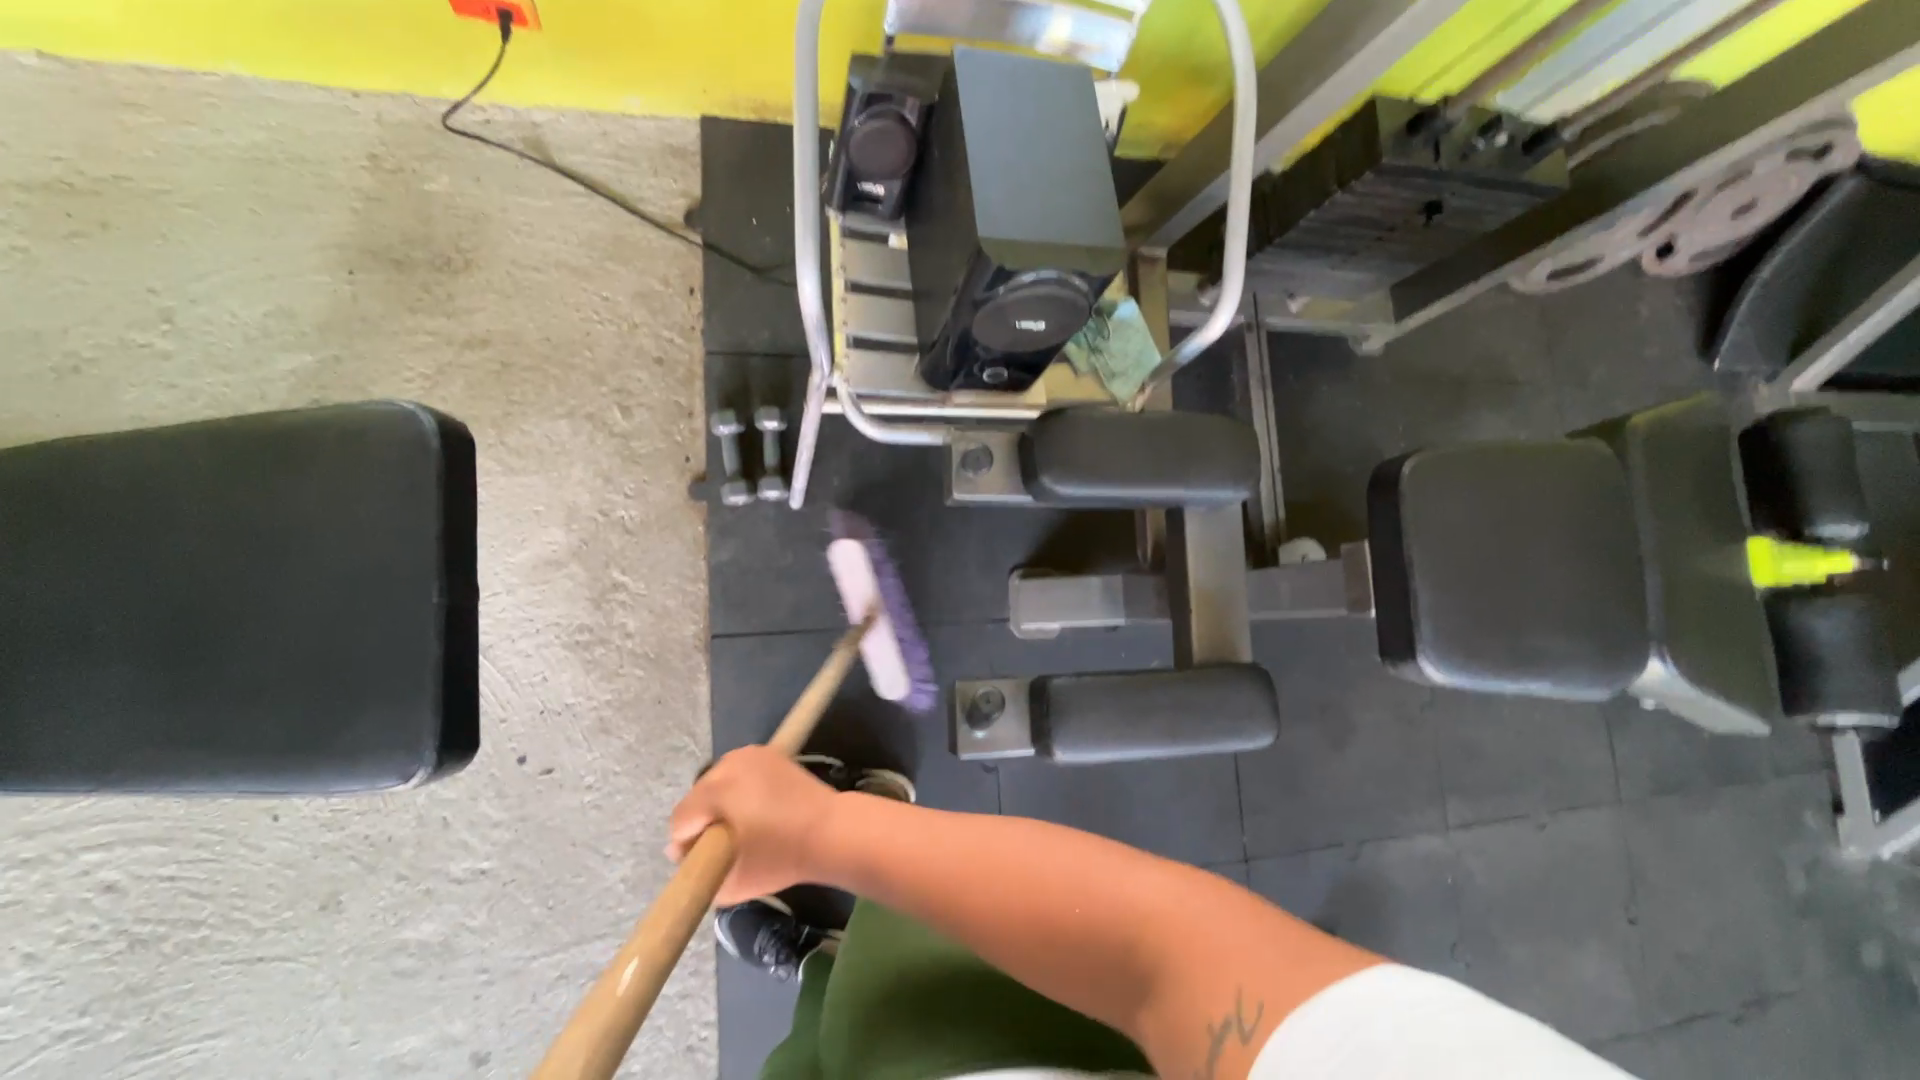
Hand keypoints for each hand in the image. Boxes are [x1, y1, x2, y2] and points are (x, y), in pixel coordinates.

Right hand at [666, 746, 840, 906]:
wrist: (830, 830)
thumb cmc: (781, 857)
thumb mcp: (734, 883)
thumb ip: (697, 874)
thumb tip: (682, 855)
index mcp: (714, 792)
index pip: (681, 819)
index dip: (686, 843)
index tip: (702, 860)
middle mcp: (727, 765)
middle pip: (697, 797)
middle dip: (702, 820)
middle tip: (720, 844)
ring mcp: (749, 754)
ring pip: (716, 781)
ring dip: (720, 802)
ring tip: (738, 825)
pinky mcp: (768, 753)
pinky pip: (738, 771)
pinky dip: (738, 787)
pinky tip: (753, 807)